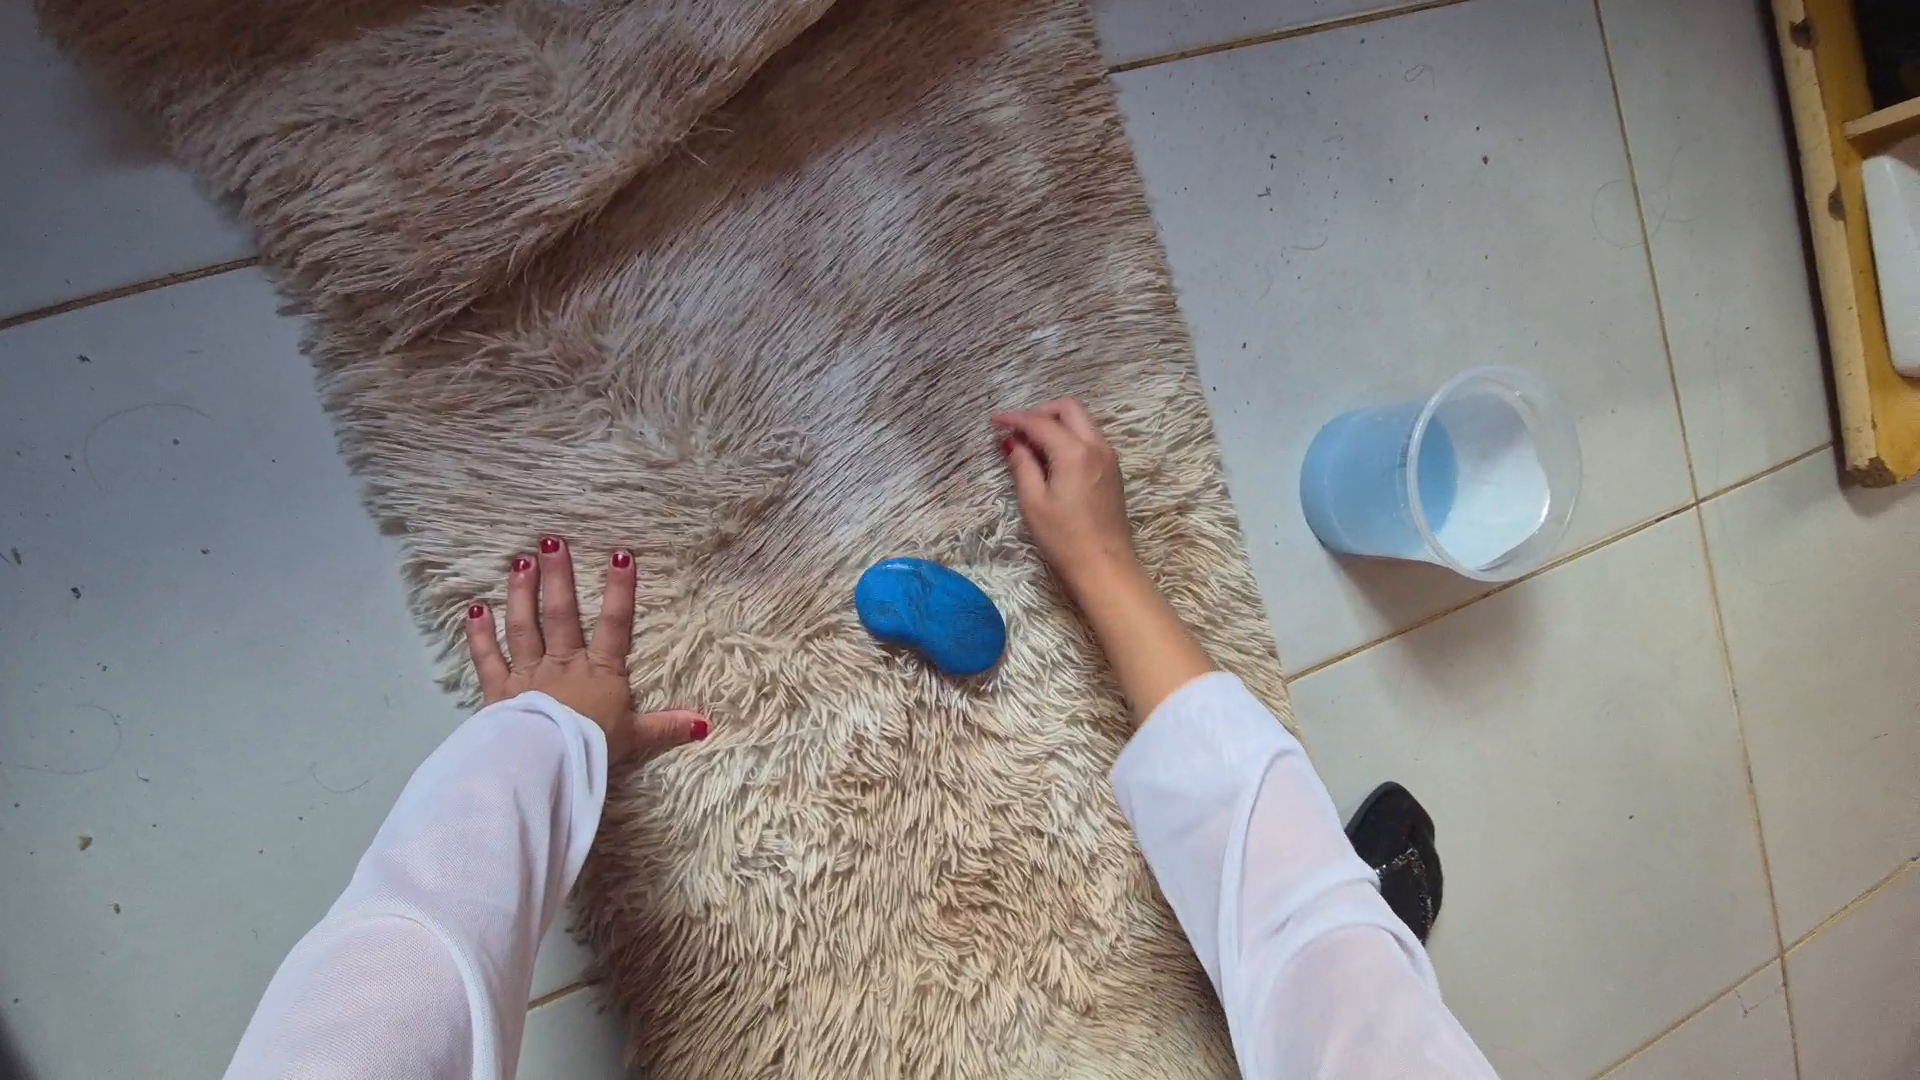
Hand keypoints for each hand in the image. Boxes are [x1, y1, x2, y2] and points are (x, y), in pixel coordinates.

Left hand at [464, 535, 708, 764]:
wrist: (545, 766)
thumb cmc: (592, 747)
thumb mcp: (635, 736)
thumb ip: (666, 726)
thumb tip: (706, 724)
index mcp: (601, 671)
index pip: (614, 624)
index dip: (619, 589)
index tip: (620, 555)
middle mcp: (565, 664)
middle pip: (561, 615)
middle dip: (558, 577)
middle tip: (551, 542)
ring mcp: (530, 674)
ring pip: (525, 627)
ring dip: (521, 594)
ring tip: (520, 562)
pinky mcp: (500, 692)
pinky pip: (489, 659)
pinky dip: (481, 635)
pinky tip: (475, 609)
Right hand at [994, 400, 1140, 596]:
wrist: (1104, 566)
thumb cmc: (1064, 538)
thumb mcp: (1034, 502)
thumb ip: (1023, 466)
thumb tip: (1014, 444)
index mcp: (1074, 452)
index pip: (1040, 422)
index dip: (1015, 418)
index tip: (995, 420)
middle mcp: (1097, 446)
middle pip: (1069, 409)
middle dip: (1041, 412)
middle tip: (1018, 430)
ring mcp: (1109, 457)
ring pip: (1083, 422)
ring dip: (1057, 424)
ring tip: (1032, 445)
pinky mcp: (1113, 470)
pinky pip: (1090, 439)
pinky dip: (1070, 437)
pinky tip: (1052, 458)